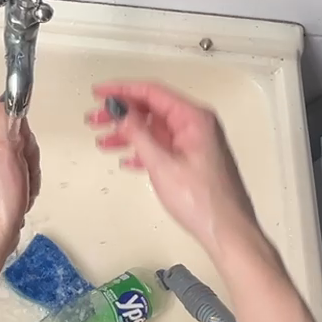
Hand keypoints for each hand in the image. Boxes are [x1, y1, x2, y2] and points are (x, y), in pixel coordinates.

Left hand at [0, 99, 40, 262]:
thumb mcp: (2, 151)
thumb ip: (5, 121)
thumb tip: (8, 97)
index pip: (12, 119)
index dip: (23, 139)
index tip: (20, 154)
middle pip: (20, 140)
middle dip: (28, 160)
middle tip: (21, 175)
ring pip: (25, 158)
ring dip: (29, 175)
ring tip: (20, 190)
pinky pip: (22, 173)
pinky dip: (26, 185)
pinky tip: (20, 196)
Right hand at [88, 81, 263, 259]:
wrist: (227, 231)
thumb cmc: (201, 200)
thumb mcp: (162, 164)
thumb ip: (138, 134)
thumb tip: (120, 111)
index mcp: (193, 118)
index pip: (152, 92)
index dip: (122, 89)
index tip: (99, 92)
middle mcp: (195, 125)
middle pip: (151, 108)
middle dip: (121, 112)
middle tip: (94, 118)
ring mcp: (194, 142)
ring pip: (153, 128)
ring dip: (127, 132)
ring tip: (103, 140)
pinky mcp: (191, 159)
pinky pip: (161, 145)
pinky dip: (141, 149)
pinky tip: (125, 160)